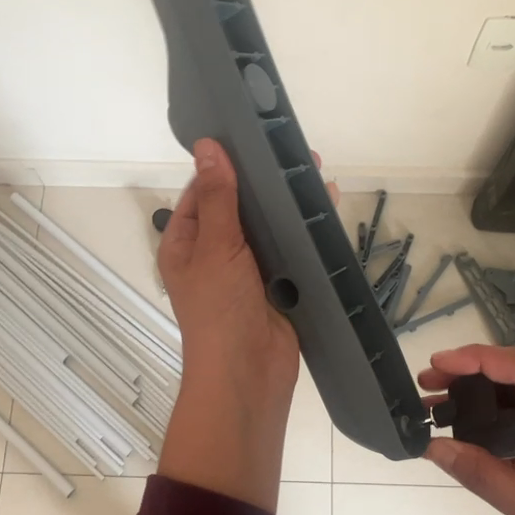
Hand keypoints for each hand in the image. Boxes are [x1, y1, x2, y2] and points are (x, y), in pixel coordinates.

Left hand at [158, 139, 300, 394]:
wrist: (248, 376)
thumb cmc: (219, 311)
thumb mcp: (214, 247)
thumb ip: (218, 197)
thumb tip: (207, 146)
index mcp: (186, 243)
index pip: (203, 191)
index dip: (226, 166)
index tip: (255, 138)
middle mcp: (215, 254)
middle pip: (240, 207)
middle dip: (267, 184)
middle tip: (301, 155)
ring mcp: (248, 271)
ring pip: (269, 228)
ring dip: (290, 205)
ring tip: (320, 176)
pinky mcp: (278, 287)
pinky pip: (291, 252)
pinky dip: (306, 232)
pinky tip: (327, 210)